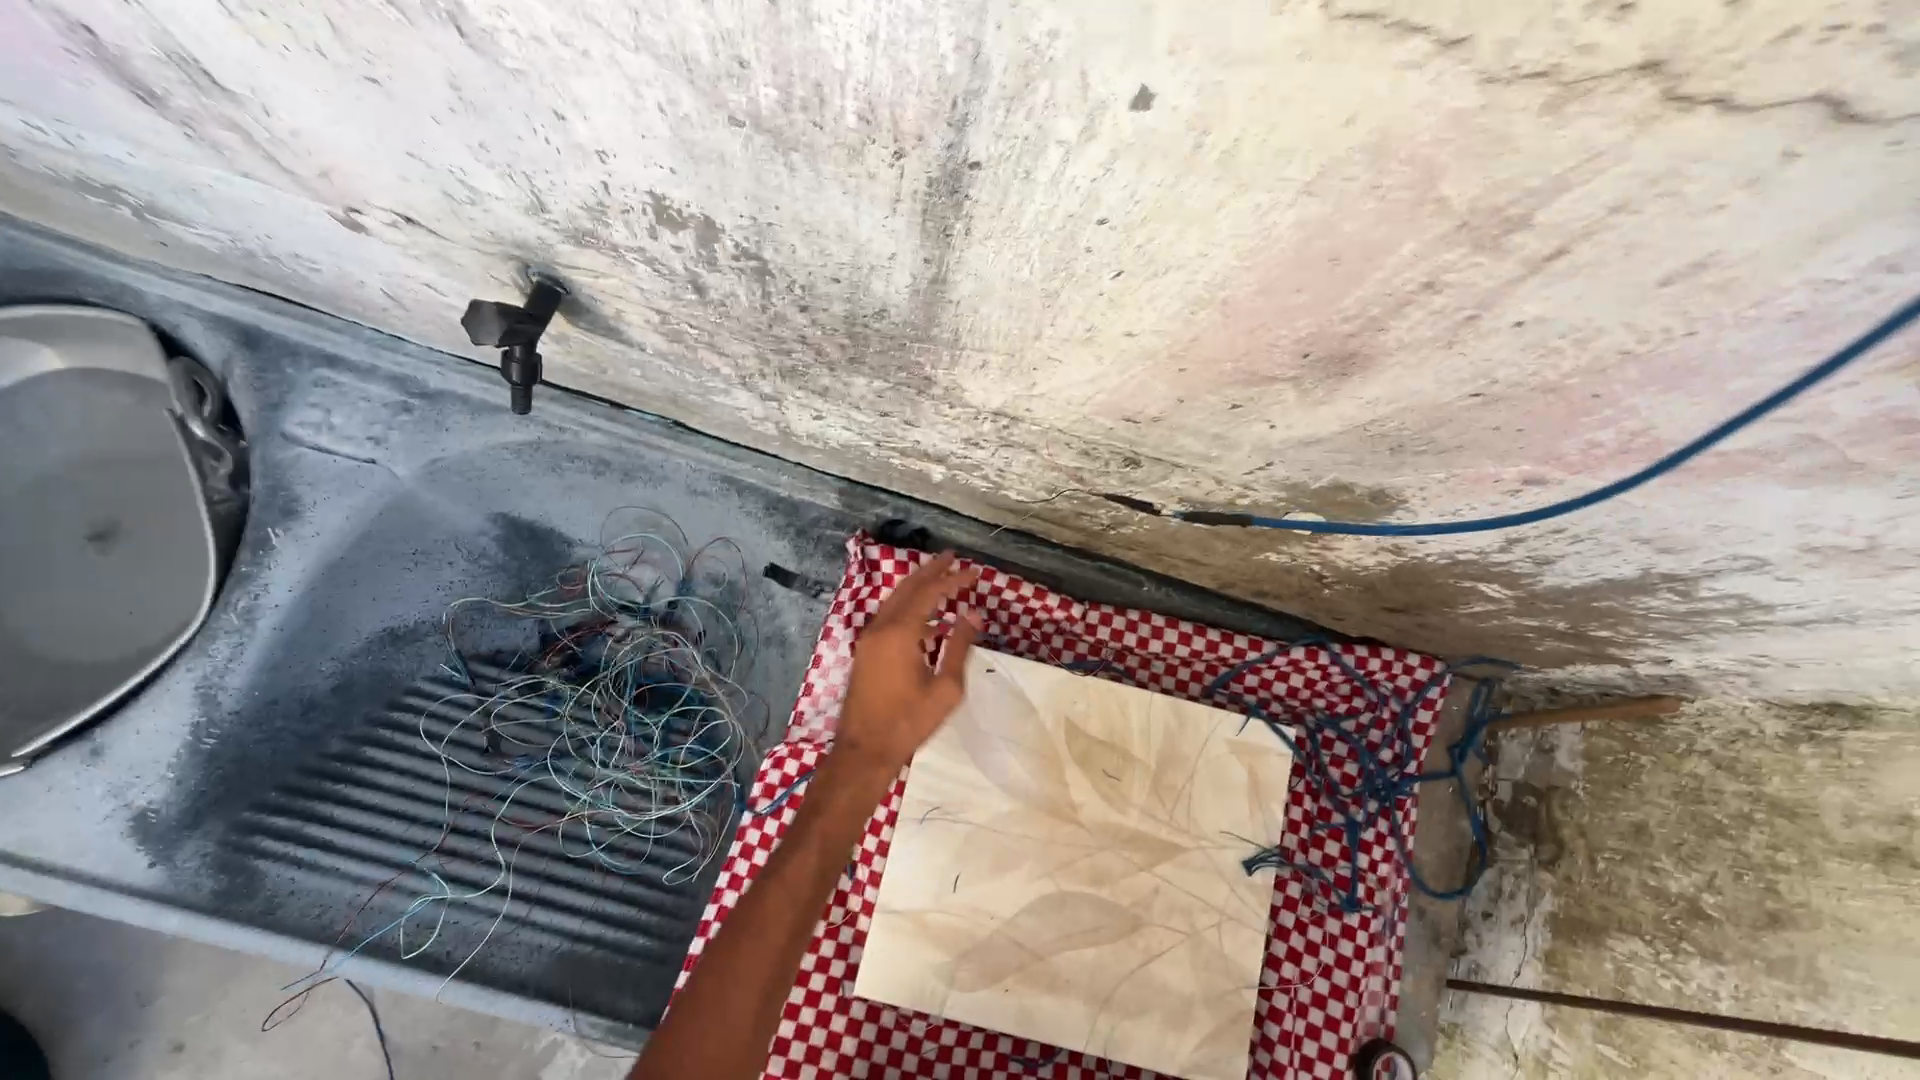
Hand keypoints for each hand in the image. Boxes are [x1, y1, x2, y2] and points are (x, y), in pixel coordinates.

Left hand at [832, 552, 982, 778]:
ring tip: (939, 577)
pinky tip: (924, 616)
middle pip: (907, 589)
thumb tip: (973, 615)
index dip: (952, 579)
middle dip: (930, 571)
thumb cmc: (909, 722)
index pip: (929, 594)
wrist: (864, 749)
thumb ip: (959, 647)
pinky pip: (887, 617)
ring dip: (916, 586)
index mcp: (900, 633)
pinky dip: (907, 606)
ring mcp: (868, 639)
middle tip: (951, 557)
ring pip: (894, 601)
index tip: (974, 572)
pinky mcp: (865, 652)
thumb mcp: (945, 688)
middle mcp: (880, 628)